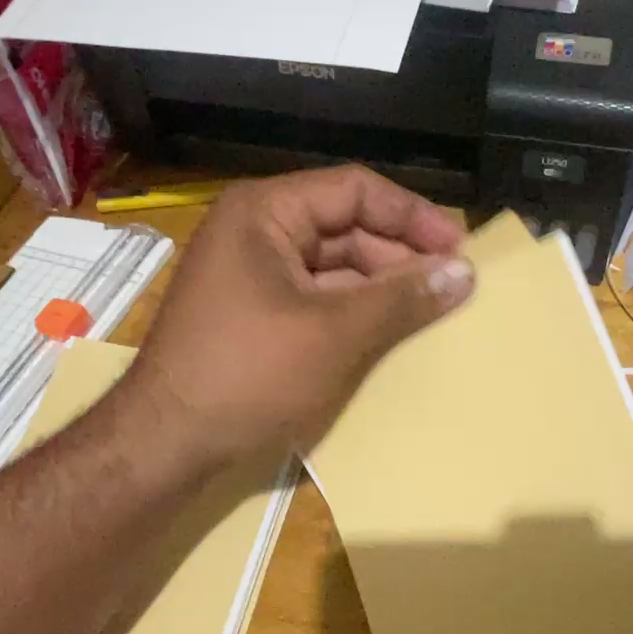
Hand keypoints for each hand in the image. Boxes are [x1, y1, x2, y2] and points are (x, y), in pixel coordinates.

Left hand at [123, 167, 473, 467]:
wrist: (168, 443)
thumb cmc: (248, 374)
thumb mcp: (334, 333)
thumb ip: (401, 298)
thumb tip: (464, 273)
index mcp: (265, 213)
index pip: (354, 190)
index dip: (412, 215)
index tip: (459, 248)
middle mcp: (257, 232)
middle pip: (346, 227)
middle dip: (401, 255)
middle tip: (454, 286)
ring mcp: (253, 276)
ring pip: (335, 268)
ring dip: (383, 288)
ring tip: (433, 311)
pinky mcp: (256, 316)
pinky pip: (318, 300)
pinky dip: (356, 313)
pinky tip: (392, 334)